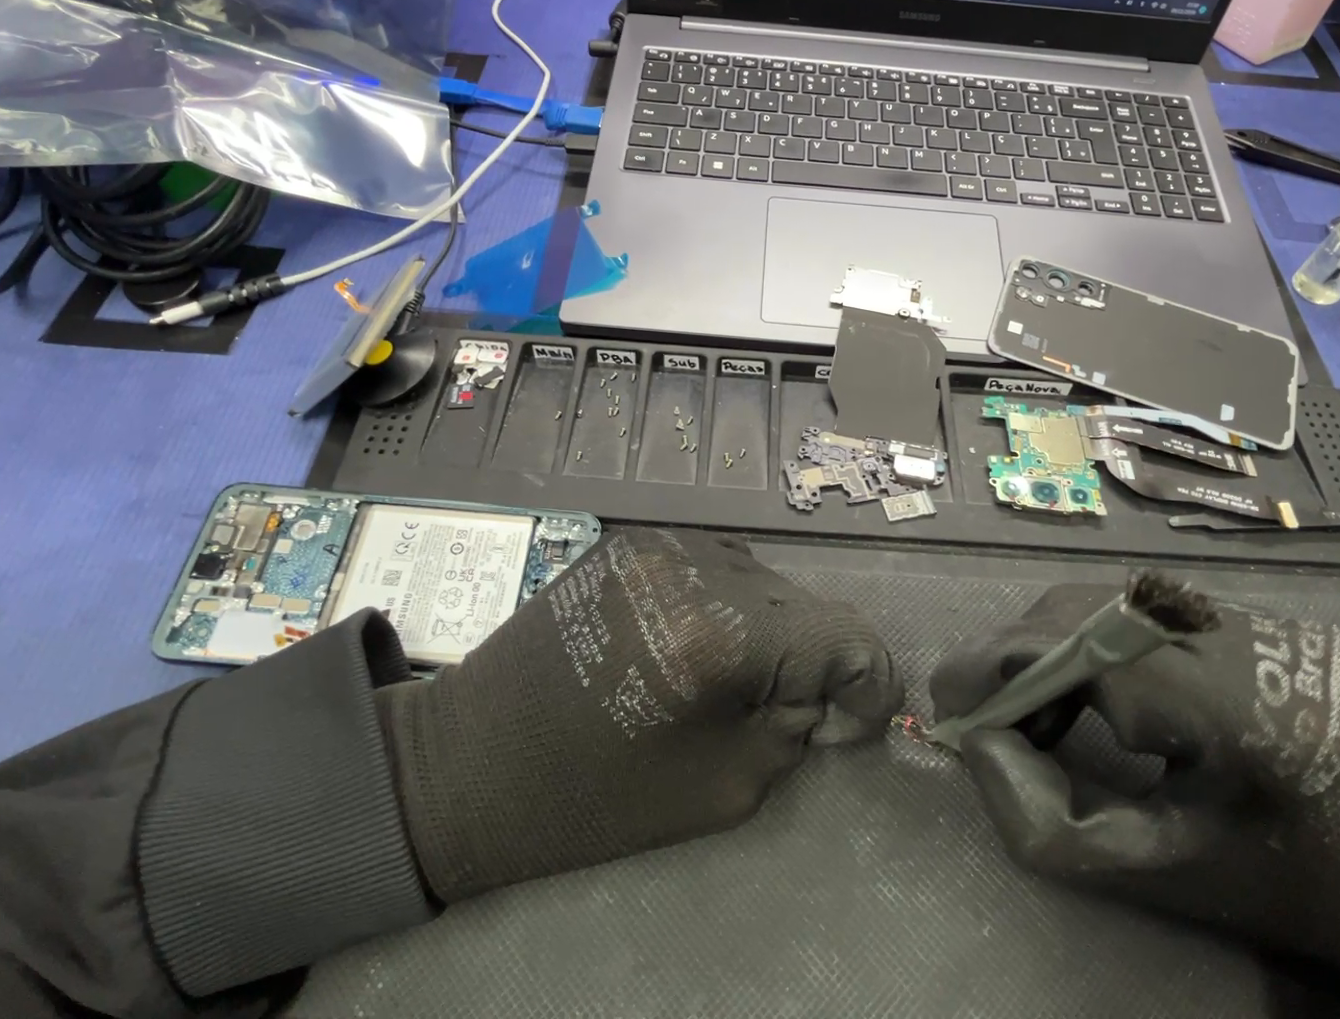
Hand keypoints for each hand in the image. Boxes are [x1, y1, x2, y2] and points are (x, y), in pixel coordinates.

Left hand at [376, 528, 900, 901]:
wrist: (471, 759)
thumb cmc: (596, 797)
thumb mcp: (727, 787)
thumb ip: (795, 726)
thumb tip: (824, 691)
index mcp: (724, 633)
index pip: (850, 636)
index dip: (868, 689)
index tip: (842, 729)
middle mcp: (699, 565)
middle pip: (807, 607)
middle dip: (810, 664)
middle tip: (774, 715)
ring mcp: (662, 542)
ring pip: (763, 584)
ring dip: (767, 632)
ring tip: (722, 681)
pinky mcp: (632, 541)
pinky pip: (714, 571)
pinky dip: (723, 610)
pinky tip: (687, 647)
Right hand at [931, 583, 1339, 1018]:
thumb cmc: (1306, 893)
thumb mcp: (1157, 876)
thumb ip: (1042, 817)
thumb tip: (973, 742)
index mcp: (1231, 705)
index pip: (1071, 647)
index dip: (990, 667)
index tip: (948, 709)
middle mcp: (1245, 635)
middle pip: (1082, 607)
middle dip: (1014, 656)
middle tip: (991, 719)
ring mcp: (1264, 617)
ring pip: (1111, 599)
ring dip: (1054, 646)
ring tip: (1042, 713)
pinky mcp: (1271, 618)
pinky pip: (1152, 612)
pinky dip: (1101, 646)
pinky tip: (1106, 701)